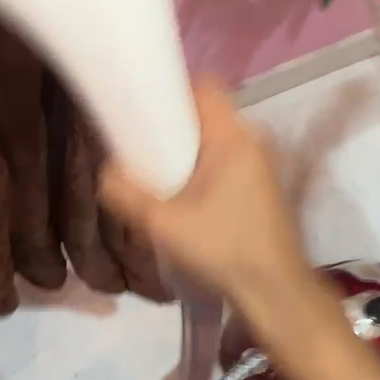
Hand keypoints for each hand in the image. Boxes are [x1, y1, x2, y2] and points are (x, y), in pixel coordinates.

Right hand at [99, 81, 312, 304]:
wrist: (274, 292)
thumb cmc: (222, 248)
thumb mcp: (162, 223)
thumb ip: (126, 193)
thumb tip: (105, 173)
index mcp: (233, 138)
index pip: (205, 87)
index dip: (171, 91)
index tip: (141, 110)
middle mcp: (252, 142)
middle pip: (204, 115)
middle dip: (169, 127)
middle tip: (137, 148)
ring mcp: (260, 165)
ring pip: (212, 141)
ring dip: (182, 152)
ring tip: (152, 175)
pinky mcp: (259, 188)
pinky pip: (222, 161)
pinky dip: (197, 169)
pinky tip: (177, 197)